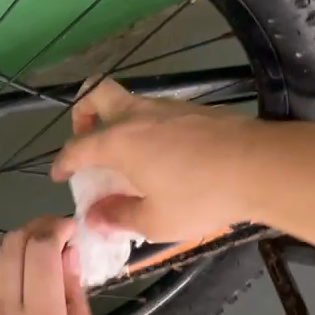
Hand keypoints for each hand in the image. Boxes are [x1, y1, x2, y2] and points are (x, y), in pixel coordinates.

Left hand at [0, 217, 106, 314]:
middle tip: (55, 239)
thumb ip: (79, 308)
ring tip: (30, 262)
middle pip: (11, 244)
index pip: (41, 248)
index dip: (58, 227)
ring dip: (10, 249)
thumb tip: (70, 257)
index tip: (71, 230)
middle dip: (37, 232)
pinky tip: (5, 287)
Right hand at [52, 79, 275, 243]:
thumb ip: (119, 216)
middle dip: (83, 112)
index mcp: (120, 140)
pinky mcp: (190, 109)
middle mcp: (137, 114)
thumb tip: (94, 215)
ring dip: (117, 121)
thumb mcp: (156, 221)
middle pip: (97, 93)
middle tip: (87, 139)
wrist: (256, 164)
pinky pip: (154, 111)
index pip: (78, 146)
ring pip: (128, 101)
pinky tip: (161, 156)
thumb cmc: (200, 195)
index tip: (58, 175)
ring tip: (127, 157)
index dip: (63, 161)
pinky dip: (145, 127)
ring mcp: (165, 107)